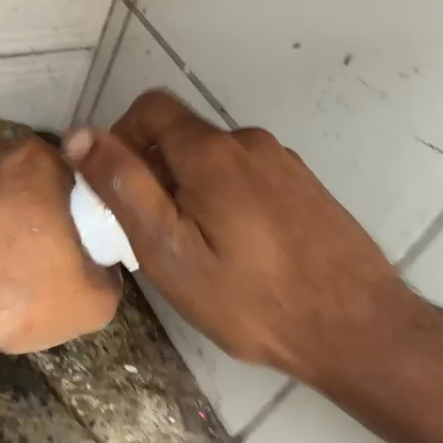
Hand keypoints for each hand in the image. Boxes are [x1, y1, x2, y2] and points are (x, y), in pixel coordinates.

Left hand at [0, 136, 122, 409]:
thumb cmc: (14, 294)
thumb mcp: (92, 301)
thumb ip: (105, 272)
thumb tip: (95, 265)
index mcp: (37, 161)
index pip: (72, 177)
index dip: (75, 211)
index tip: (70, 244)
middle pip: (23, 180)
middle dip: (29, 209)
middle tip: (30, 256)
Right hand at [66, 91, 442, 442]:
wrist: (364, 334)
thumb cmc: (253, 298)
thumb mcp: (169, 250)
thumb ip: (122, 186)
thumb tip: (78, 135)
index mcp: (210, 150)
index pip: (148, 108)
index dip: (121, 139)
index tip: (120, 192)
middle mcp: (248, 143)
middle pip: (179, 135)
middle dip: (153, 172)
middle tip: (155, 235)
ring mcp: (282, 164)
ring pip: (212, 159)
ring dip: (188, 189)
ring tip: (196, 250)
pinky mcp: (304, 188)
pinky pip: (244, 177)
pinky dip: (223, 200)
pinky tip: (237, 253)